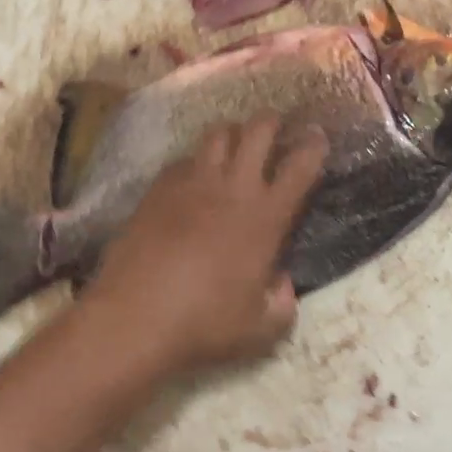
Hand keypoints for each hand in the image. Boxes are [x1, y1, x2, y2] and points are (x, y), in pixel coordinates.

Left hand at [82, 115, 327, 375]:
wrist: (133, 319)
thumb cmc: (203, 324)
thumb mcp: (258, 331)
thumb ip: (282, 305)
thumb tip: (283, 284)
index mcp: (266, 216)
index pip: (301, 165)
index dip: (314, 146)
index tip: (317, 138)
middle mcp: (235, 187)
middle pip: (260, 129)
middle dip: (273, 121)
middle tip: (277, 127)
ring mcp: (194, 181)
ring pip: (220, 132)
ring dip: (234, 133)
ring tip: (235, 145)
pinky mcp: (159, 187)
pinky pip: (184, 158)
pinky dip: (195, 162)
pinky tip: (193, 179)